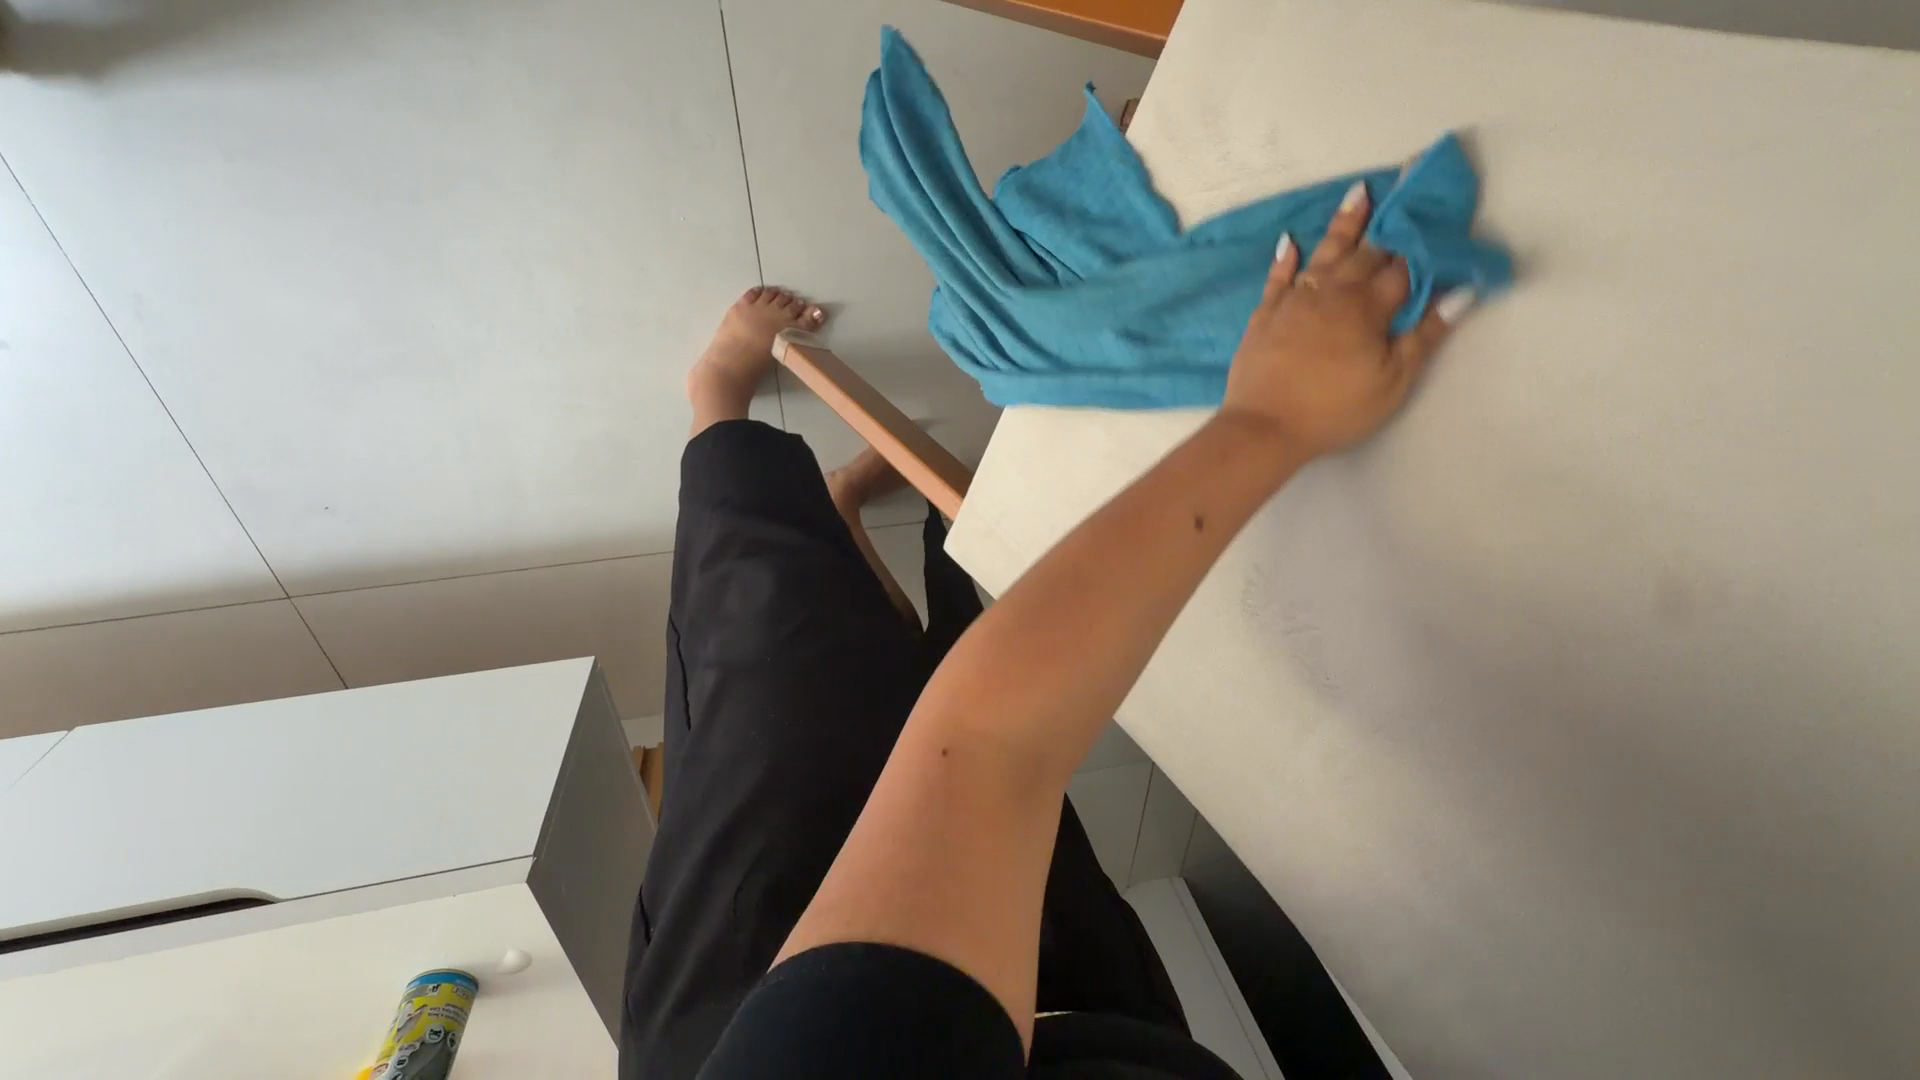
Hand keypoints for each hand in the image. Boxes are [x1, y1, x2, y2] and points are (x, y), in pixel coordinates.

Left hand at [1220, 181, 1473, 460]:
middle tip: (1407, 182)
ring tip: (1360, 193)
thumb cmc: (1333, 409)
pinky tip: (1289, 241)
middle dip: (1391, 222)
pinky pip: (1277, 279)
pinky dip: (1285, 258)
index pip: (1405, 268)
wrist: (1262, 427)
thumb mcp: (1392, 381)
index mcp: (1367, 308)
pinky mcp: (1264, 317)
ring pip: (1323, 255)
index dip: (1425, 245)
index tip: (1441, 214)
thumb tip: (1461, 291)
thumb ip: (1424, 335)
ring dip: (1344, 224)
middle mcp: (1330, 293)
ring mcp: (1293, 302)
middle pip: (1366, 253)